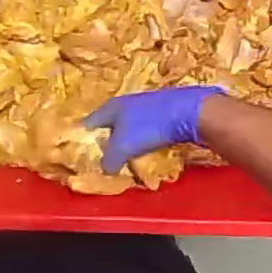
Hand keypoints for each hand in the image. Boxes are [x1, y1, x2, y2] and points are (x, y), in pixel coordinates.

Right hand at [83, 86, 223, 173]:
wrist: (189, 113)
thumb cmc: (148, 128)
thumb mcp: (122, 149)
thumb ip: (109, 161)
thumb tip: (106, 169)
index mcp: (110, 108)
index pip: (89, 124)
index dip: (84, 138)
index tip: (82, 153)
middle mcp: (125, 103)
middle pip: (109, 125)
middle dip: (106, 141)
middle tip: (103, 158)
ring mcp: (145, 106)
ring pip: (127, 127)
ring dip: (125, 141)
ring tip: (124, 156)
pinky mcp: (162, 111)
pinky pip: (144, 129)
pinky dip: (141, 139)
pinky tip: (145, 149)